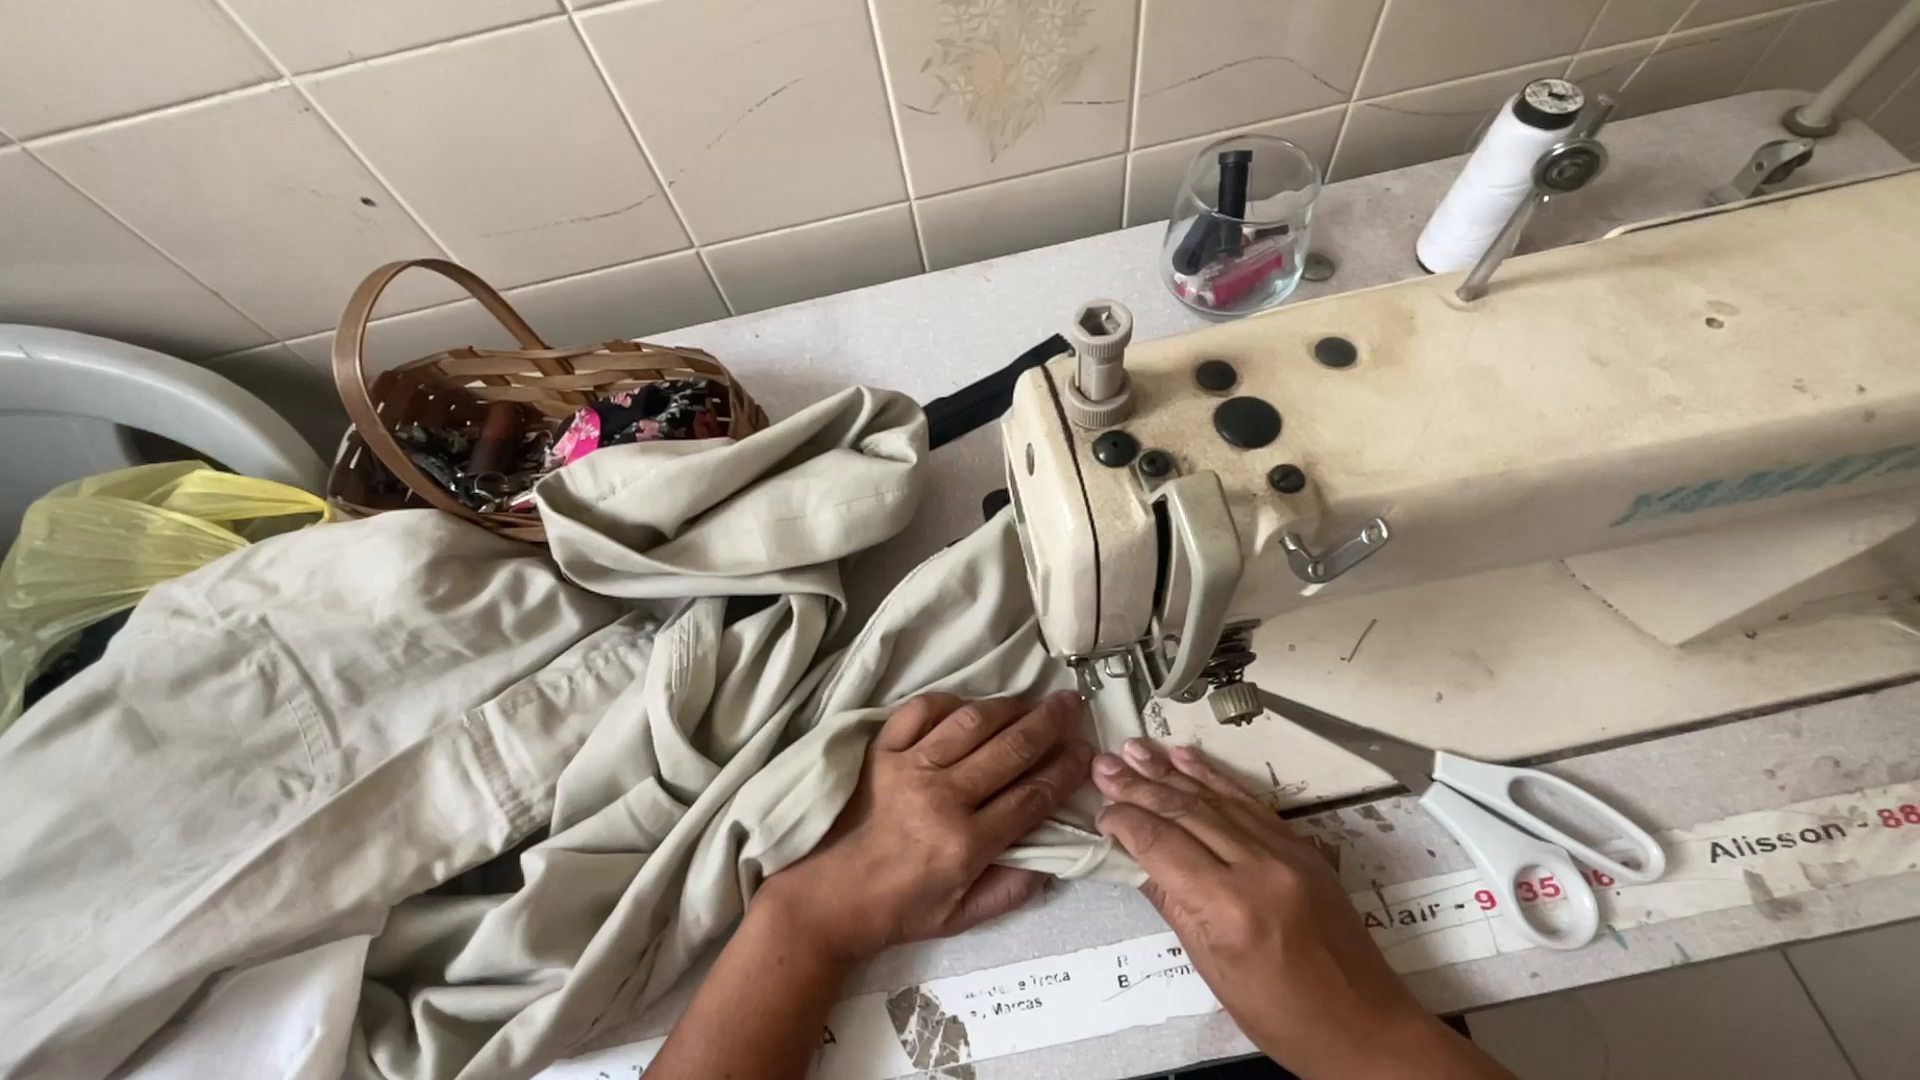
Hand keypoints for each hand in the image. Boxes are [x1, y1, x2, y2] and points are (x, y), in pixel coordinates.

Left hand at [765, 692, 1092, 963]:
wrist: (827, 897)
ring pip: (971, 723)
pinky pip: (919, 712)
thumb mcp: (963, 916)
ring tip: (1030, 700)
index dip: (1065, 770)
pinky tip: (968, 705)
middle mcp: (942, 797)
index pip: (1031, 796)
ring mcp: (909, 767)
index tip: (1086, 751)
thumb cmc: (898, 908)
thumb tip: (1054, 858)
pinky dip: (947, 702)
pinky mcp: (880, 751)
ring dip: (1007, 707)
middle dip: (1048, 724)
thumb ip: (1012, 888)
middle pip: (1009, 749)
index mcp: (966, 843)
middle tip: (1070, 704)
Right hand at [1093, 740, 1513, 1079]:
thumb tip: (1134, 856)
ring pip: (1214, 798)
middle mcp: (1258, 867)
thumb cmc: (1283, 1016)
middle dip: (1138, 786)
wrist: (1367, 1028)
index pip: (1161, 844)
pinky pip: (1248, 801)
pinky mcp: (1301, 845)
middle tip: (1103, 765)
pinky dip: (1213, 776)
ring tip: (1133, 750)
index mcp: (1229, 907)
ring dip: (1168, 771)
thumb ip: (1172, 902)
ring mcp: (1285, 851)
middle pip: (1184, 812)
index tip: (1100, 811)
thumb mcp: (1212, 968)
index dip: (1125, 822)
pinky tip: (1185, 757)